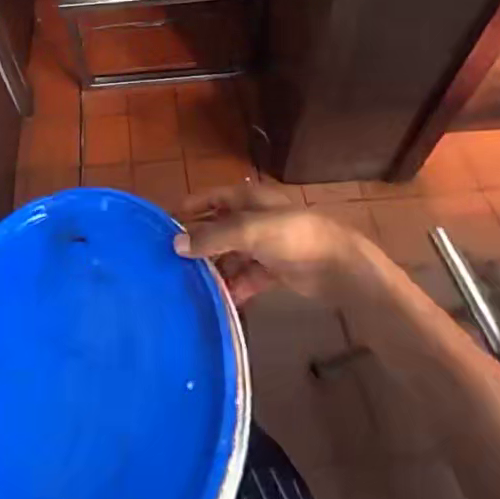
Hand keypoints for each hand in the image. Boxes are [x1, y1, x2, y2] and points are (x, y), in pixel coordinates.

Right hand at [174, 183, 373, 304]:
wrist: (337, 266)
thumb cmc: (292, 236)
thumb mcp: (249, 231)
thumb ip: (213, 237)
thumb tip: (175, 245)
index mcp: (249, 199)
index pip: (211, 198)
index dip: (189, 207)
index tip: (162, 224)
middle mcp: (254, 219)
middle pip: (219, 228)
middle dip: (198, 243)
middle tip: (169, 262)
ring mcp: (265, 245)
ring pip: (231, 255)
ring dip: (214, 269)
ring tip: (188, 286)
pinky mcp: (274, 270)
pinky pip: (246, 277)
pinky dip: (234, 287)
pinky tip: (219, 300)